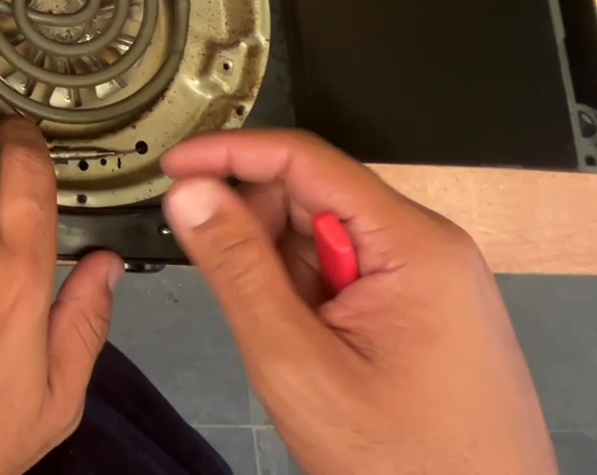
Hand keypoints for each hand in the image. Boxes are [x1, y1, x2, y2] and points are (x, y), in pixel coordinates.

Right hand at [161, 130, 554, 474]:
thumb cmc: (401, 465)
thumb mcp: (296, 362)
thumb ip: (236, 267)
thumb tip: (189, 192)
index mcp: (411, 243)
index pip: (301, 158)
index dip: (227, 153)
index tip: (171, 169)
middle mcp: (425, 245)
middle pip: (307, 193)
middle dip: (253, 227)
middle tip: (227, 283)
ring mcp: (425, 276)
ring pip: (316, 232)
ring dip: (275, 266)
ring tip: (278, 331)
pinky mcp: (417, 304)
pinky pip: (335, 267)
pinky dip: (298, 290)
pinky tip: (302, 340)